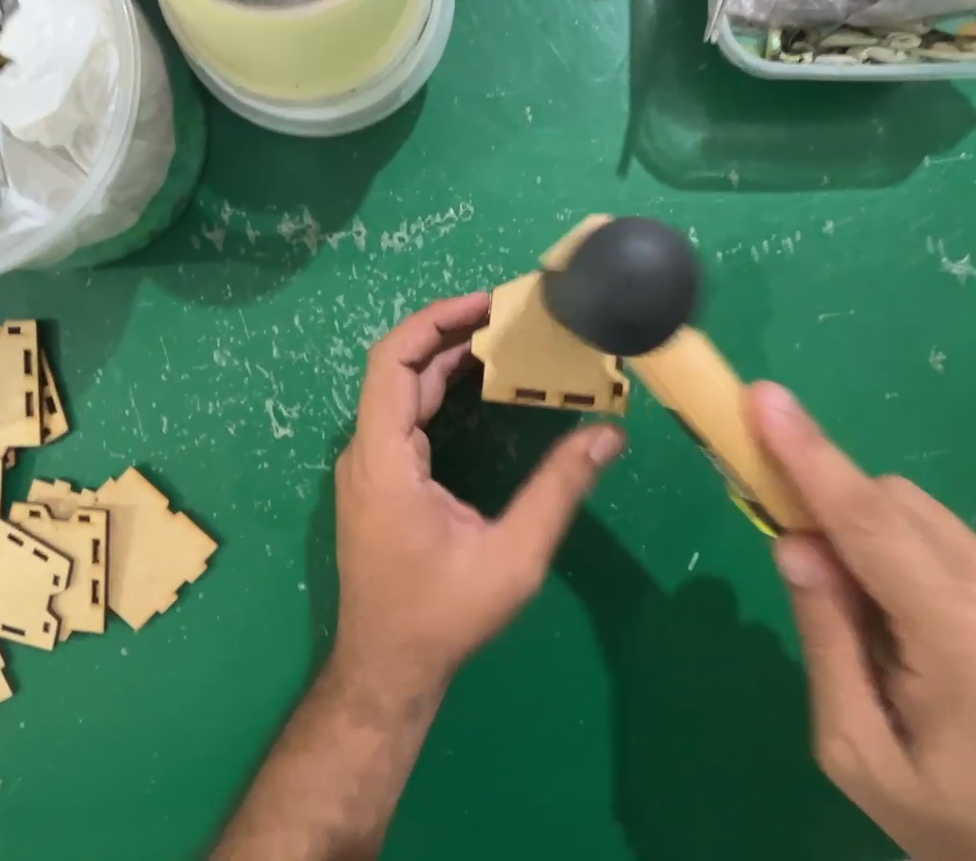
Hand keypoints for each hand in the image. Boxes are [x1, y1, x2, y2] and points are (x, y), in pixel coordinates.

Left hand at [331, 292, 625, 701]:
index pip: (391, 362)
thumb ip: (559, 490)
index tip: (485, 306)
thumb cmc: (443, 617)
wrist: (387, 669)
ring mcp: (368, 467)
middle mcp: (366, 453)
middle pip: (398, 369)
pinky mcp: (379, 481)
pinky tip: (480, 386)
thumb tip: (610, 435)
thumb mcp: (513, 557)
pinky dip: (440, 391)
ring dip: (447, 361)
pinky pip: (405, 417)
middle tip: (512, 319)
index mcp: (383, 459)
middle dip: (452, 335)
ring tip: (505, 342)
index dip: (434, 322)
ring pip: (401, 392)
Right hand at [748, 381, 975, 860]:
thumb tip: (796, 544)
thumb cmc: (958, 831)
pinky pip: (958, 551)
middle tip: (788, 539)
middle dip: (832, 501)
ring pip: (929, 520)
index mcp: (965, 641)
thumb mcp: (859, 752)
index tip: (764, 399)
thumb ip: (827, 639)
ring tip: (857, 613)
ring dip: (871, 532)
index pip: (871, 524)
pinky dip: (910, 557)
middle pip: (899, 505)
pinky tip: (905, 625)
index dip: (810, 457)